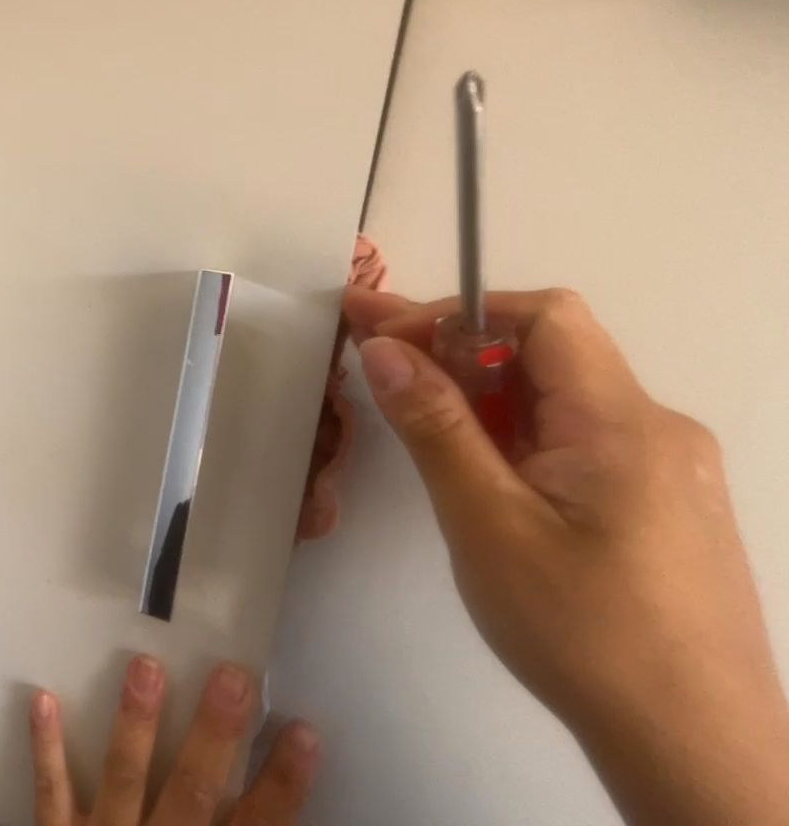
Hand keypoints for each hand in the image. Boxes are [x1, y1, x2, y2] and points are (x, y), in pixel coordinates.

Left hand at [29, 658, 320, 825]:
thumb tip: (272, 822)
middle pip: (192, 792)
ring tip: (146, 667)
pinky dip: (45, 749)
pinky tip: (42, 698)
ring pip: (123, 778)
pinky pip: (50, 793)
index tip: (304, 731)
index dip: (283, 785)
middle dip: (214, 736)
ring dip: (135, 724)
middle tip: (231, 677)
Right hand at [346, 286, 788, 824]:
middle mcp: (654, 431)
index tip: (379, 334)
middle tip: (364, 356)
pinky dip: (504, 430)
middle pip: (546, 354)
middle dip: (449, 347)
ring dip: (473, 392)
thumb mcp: (486, 521)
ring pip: (553, 399)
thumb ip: (435, 425)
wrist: (695, 748)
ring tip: (402, 411)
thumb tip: (382, 346)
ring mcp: (660, 471)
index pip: (544, 318)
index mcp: (623, 424)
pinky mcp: (652, 506)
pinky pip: (569, 439)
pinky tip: (467, 465)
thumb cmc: (583, 628)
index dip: (455, 312)